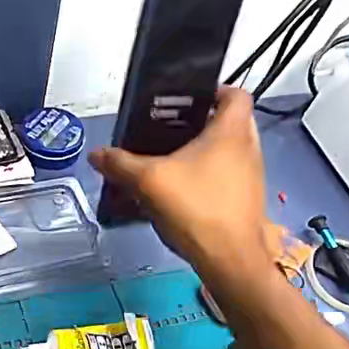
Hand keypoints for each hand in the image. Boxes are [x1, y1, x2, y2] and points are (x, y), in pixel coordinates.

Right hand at [90, 86, 274, 290]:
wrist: (230, 259)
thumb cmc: (197, 208)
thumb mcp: (149, 181)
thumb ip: (121, 164)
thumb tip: (96, 155)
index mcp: (232, 130)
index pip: (235, 92)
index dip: (213, 89)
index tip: (188, 98)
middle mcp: (249, 148)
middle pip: (229, 122)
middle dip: (201, 123)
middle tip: (172, 130)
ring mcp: (251, 176)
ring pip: (228, 152)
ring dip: (204, 153)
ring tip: (171, 161)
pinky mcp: (246, 200)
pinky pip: (227, 177)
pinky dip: (208, 177)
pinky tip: (182, 192)